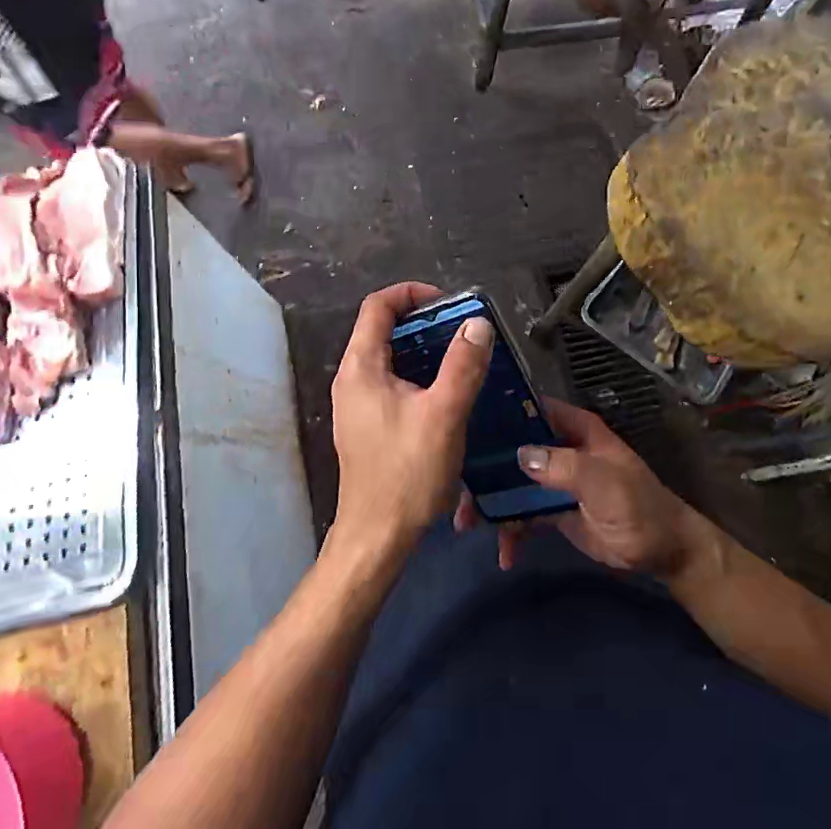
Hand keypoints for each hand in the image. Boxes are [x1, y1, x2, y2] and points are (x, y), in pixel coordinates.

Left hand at [330, 283, 493, 554]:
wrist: (378, 535)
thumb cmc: (407, 472)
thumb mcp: (444, 413)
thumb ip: (463, 364)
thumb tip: (478, 324)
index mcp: (361, 369)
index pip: (378, 307)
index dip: (412, 294)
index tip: (451, 303)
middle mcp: (353, 381)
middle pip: (385, 331)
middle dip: (428, 323)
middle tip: (467, 332)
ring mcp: (359, 405)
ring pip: (393, 359)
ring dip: (428, 350)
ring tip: (466, 358)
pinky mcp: (370, 426)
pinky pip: (396, 384)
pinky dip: (423, 376)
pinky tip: (452, 393)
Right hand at [456, 400, 716, 579]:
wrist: (661, 551)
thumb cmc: (639, 508)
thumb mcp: (604, 483)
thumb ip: (565, 467)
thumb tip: (519, 454)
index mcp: (577, 431)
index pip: (533, 409)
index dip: (500, 414)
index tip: (461, 425)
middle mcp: (562, 450)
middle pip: (514, 449)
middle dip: (484, 469)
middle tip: (455, 490)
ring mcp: (556, 481)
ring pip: (513, 483)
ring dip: (491, 503)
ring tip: (466, 527)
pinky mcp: (554, 511)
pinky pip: (523, 515)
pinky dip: (512, 532)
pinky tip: (505, 555)